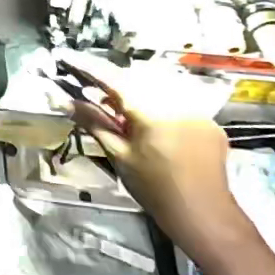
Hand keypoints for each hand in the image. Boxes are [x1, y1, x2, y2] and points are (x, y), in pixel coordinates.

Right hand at [70, 65, 246, 253]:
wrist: (206, 217)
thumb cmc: (155, 189)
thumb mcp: (119, 155)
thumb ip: (94, 122)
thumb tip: (65, 100)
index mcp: (152, 109)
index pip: (112, 78)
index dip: (86, 67)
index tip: (66, 58)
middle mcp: (177, 101)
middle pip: (135, 80)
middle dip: (110, 83)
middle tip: (89, 93)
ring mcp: (197, 110)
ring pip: (156, 89)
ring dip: (134, 94)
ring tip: (117, 111)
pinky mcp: (209, 122)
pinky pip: (176, 103)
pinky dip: (157, 106)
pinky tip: (148, 126)